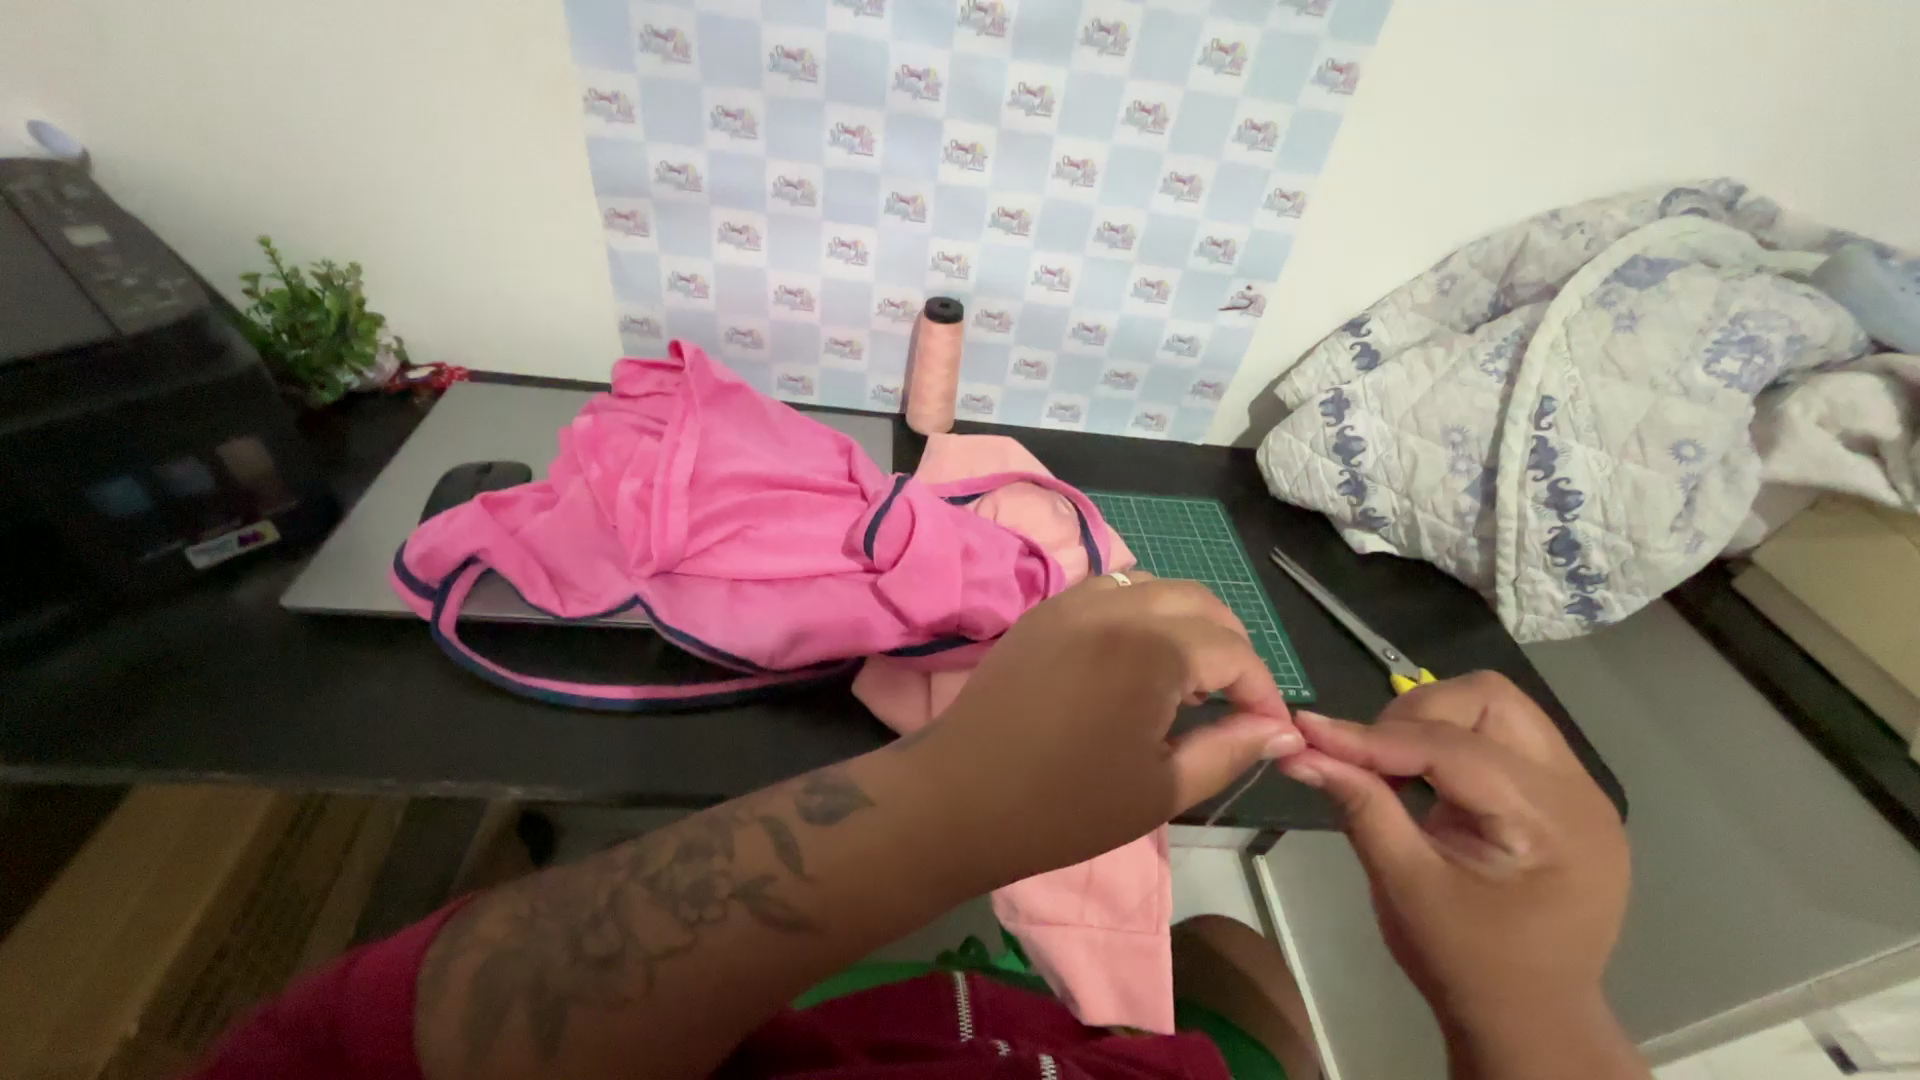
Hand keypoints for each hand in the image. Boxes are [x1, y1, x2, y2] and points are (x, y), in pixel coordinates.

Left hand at [910, 572, 1300, 887]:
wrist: (959, 798)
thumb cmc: (1064, 807)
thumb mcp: (1161, 789)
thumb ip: (1230, 750)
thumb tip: (1281, 730)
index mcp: (1151, 650)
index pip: (1233, 651)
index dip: (1263, 690)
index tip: (1269, 730)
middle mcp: (1115, 608)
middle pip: (1199, 601)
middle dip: (1230, 645)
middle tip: (1235, 701)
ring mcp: (1071, 603)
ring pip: (1153, 585)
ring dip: (1185, 621)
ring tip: (1188, 676)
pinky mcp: (1042, 612)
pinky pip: (1108, 590)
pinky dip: (1139, 611)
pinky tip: (1135, 656)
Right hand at [1279, 673, 1629, 1034]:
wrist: (1529, 1021)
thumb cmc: (1466, 963)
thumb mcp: (1403, 885)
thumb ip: (1359, 805)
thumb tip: (1298, 750)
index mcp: (1551, 824)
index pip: (1452, 749)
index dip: (1371, 736)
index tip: (1306, 729)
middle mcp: (1579, 793)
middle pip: (1489, 700)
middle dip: (1414, 714)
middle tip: (1367, 754)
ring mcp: (1576, 791)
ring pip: (1493, 707)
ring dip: (1431, 721)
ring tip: (1390, 764)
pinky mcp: (1557, 795)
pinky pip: (1498, 735)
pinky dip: (1447, 740)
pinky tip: (1420, 777)